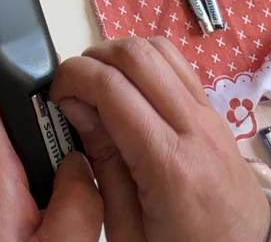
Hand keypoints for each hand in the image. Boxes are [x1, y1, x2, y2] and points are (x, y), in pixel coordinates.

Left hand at [0, 79, 102, 241]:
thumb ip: (76, 202)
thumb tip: (84, 163)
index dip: (21, 74)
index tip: (58, 76)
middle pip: (16, 122)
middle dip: (53, 120)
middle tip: (91, 131)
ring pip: (24, 153)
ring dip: (55, 154)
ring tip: (88, 169)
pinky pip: (25, 180)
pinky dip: (50, 181)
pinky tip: (72, 203)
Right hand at [51, 38, 270, 241]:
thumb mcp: (128, 229)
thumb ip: (102, 161)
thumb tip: (75, 104)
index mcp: (170, 166)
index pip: (112, 88)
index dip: (72, 78)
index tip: (55, 97)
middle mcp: (194, 128)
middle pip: (135, 55)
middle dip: (92, 59)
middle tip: (74, 89)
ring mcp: (210, 113)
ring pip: (156, 48)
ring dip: (118, 55)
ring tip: (100, 86)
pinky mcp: (214, 109)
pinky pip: (175, 62)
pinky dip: (143, 61)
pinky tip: (129, 88)